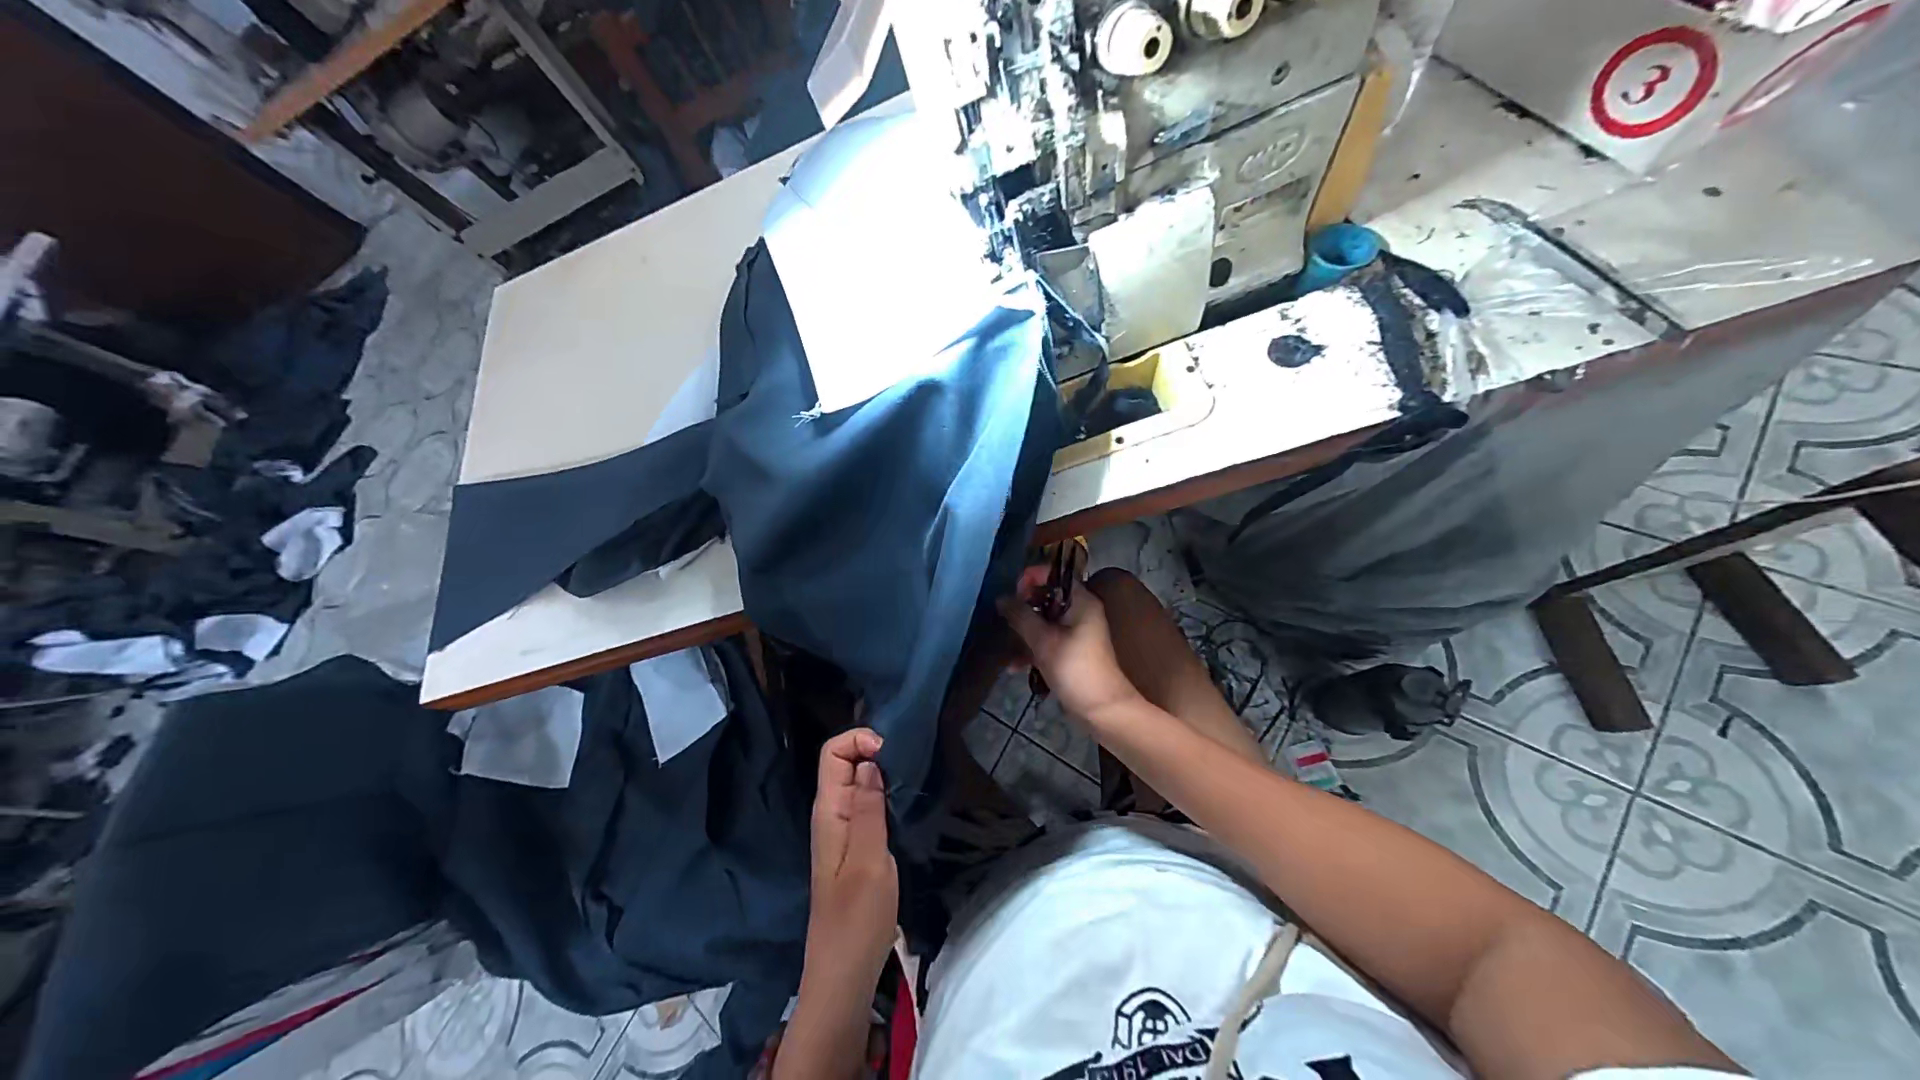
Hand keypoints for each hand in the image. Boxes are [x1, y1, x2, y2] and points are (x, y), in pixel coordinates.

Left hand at [805, 728, 898, 981]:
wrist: (844, 977)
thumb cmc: (857, 920)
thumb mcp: (869, 861)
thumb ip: (868, 808)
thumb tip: (869, 761)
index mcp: (828, 813)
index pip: (832, 753)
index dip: (859, 740)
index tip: (892, 754)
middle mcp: (831, 816)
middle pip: (843, 763)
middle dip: (873, 751)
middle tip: (910, 766)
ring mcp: (842, 834)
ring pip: (856, 784)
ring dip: (882, 775)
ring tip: (913, 781)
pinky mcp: (855, 849)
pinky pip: (866, 806)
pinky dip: (884, 797)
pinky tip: (905, 807)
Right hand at [997, 574, 1143, 723]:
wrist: (1102, 709)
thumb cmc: (1075, 669)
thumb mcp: (1043, 641)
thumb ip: (1021, 616)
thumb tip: (1001, 598)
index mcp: (1081, 601)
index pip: (1055, 574)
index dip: (1031, 578)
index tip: (1012, 593)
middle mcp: (1081, 611)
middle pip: (1046, 598)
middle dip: (1023, 608)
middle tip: (1005, 620)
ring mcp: (1077, 632)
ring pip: (1044, 621)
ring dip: (1024, 632)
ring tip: (1007, 648)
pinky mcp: (1071, 651)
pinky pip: (1048, 640)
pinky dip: (1033, 648)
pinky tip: (1015, 666)